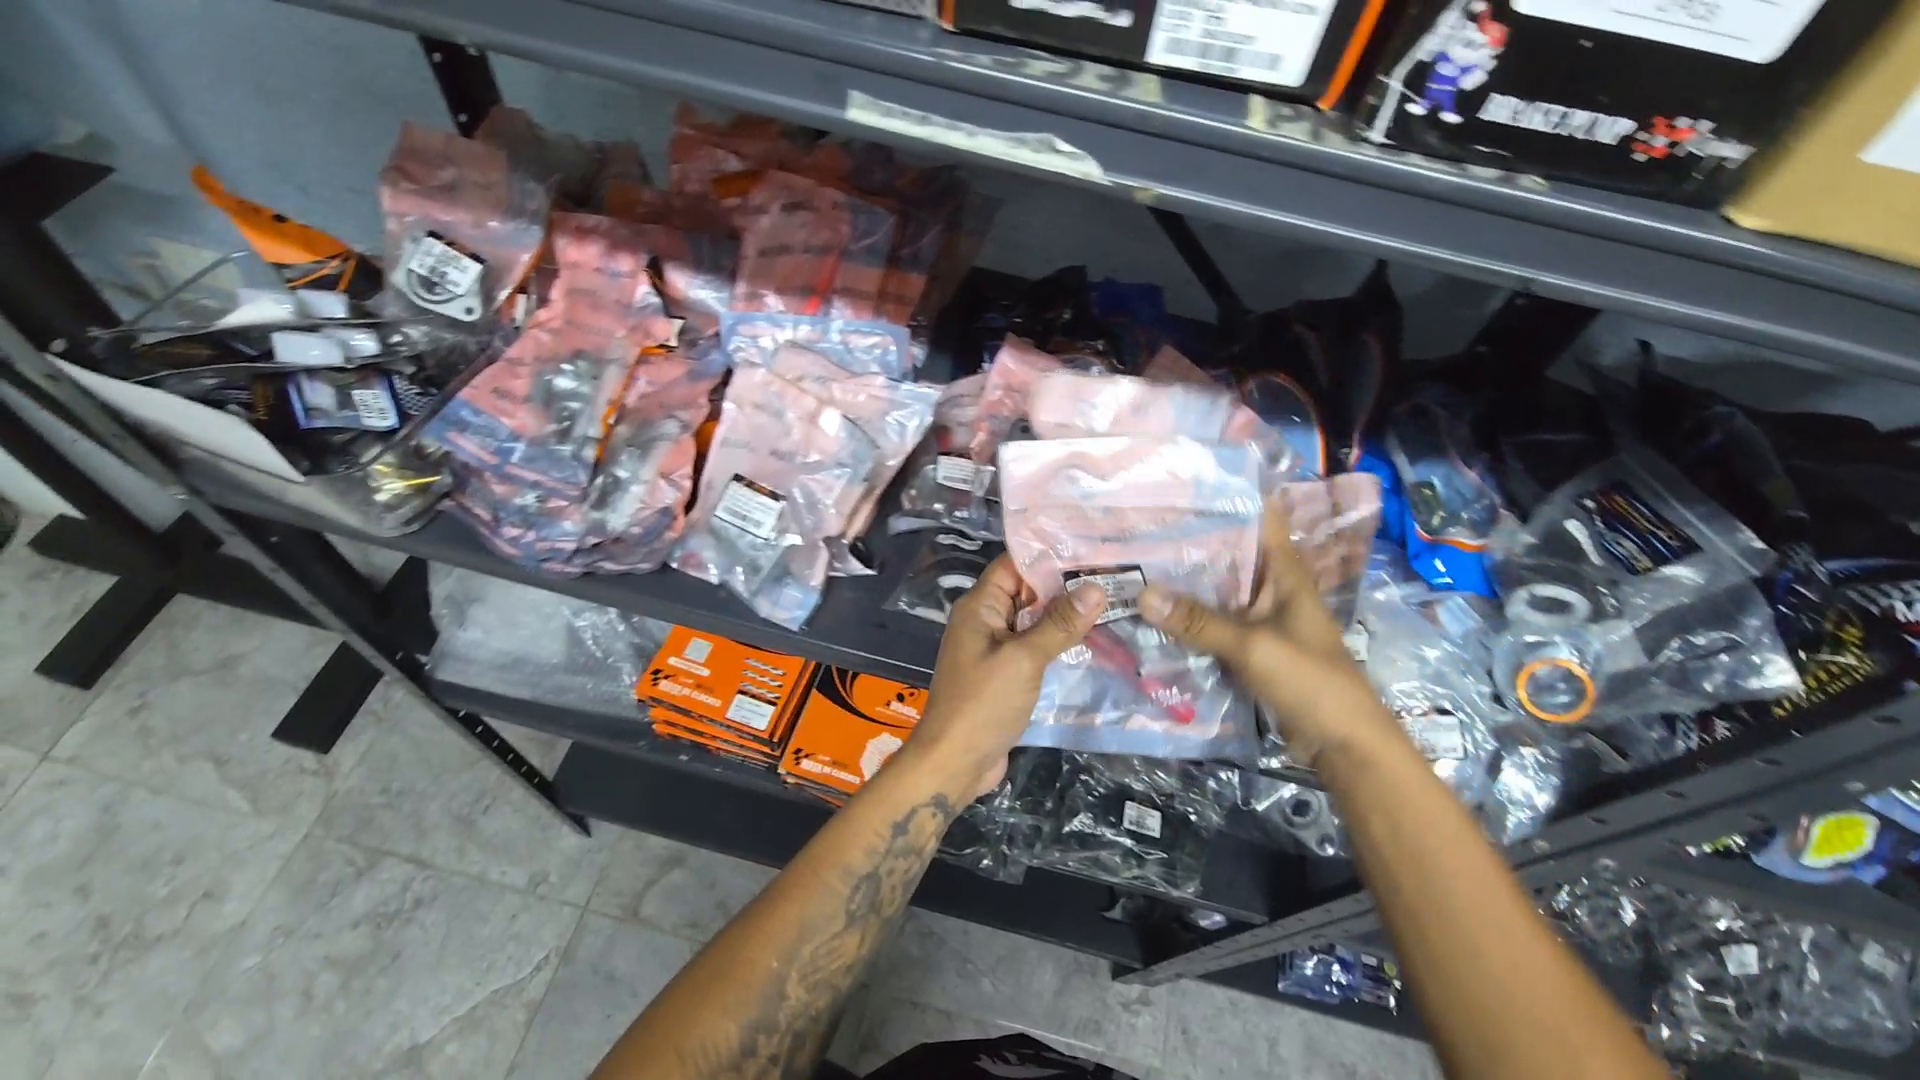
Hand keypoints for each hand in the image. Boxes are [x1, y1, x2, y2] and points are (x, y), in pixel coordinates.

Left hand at [906, 555, 1104, 798]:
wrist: (954, 761)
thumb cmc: (983, 703)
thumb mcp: (1024, 659)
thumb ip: (1059, 624)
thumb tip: (1096, 588)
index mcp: (979, 607)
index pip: (1014, 565)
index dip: (1049, 555)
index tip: (1091, 547)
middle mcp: (984, 621)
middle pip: (1026, 591)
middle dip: (1065, 584)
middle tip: (1114, 573)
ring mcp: (994, 648)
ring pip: (1033, 620)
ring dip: (1065, 614)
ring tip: (1113, 599)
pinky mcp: (1005, 673)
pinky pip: (1033, 647)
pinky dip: (1058, 641)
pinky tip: (1093, 638)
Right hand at [1137, 499, 1395, 767]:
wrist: (1343, 742)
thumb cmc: (1310, 680)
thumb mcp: (1252, 646)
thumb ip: (1198, 621)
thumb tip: (1142, 593)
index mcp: (1285, 572)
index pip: (1259, 518)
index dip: (1225, 497)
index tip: (1179, 485)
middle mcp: (1271, 587)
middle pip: (1228, 553)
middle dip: (1189, 540)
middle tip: (1136, 525)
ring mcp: (1259, 619)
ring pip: (1216, 591)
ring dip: (1184, 582)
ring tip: (1133, 561)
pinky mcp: (1249, 648)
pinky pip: (1213, 624)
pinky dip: (1188, 619)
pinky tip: (1152, 613)